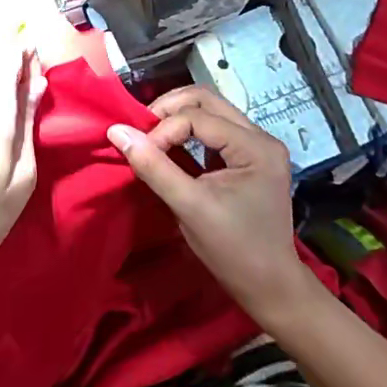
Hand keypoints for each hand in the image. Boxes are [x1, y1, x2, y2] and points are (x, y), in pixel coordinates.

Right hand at [107, 86, 310, 321]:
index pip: (197, 117)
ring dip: (177, 119)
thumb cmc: (232, 250)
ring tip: (152, 139)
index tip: (141, 156)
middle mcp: (261, 137)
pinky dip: (188, 132)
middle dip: (168, 110)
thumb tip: (117, 131)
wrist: (269, 287)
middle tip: (142, 133)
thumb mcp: (188, 207)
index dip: (163, 131)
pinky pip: (214, 128)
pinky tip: (172, 149)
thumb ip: (153, 167)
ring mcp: (258, 146)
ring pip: (210, 110)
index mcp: (256, 147)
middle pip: (206, 99)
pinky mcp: (249, 157)